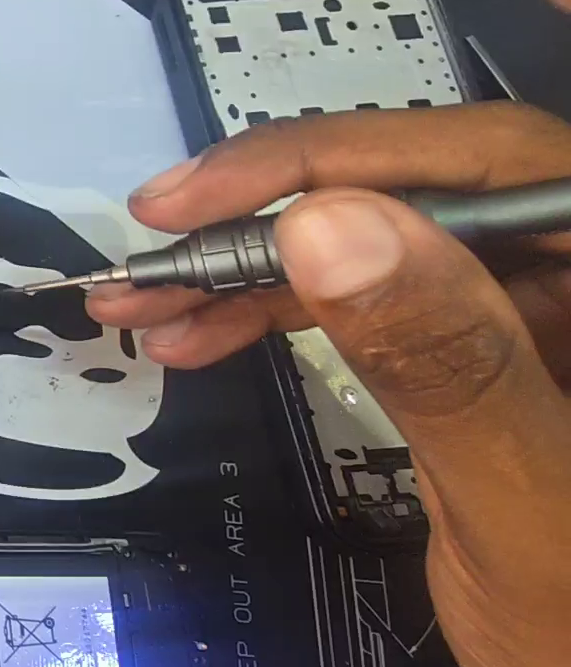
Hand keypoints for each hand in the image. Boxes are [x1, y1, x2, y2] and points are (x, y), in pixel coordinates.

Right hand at [87, 0, 570, 666]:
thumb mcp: (530, 505)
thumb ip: (444, 360)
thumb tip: (321, 223)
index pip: (479, 163)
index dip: (314, 162)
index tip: (182, 203)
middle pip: (403, 195)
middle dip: (252, 221)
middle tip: (142, 249)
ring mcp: (529, 307)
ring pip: (360, 246)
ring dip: (235, 272)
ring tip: (137, 304)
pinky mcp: (474, 346)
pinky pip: (352, 299)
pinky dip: (259, 313)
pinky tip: (191, 336)